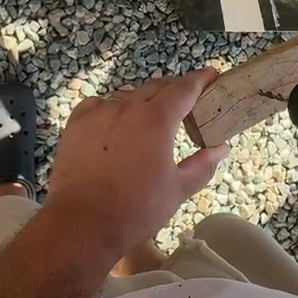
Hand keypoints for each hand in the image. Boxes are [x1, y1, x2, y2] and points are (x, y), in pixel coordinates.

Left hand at [44, 69, 230, 266]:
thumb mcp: (178, 189)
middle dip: (175, 88)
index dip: (200, 79)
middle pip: (156, 87)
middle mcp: (127, 107)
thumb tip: (222, 147)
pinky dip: (113, 108)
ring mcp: (98, 113)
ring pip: (127, 96)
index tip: (212, 74)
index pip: (184, 89)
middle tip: (187, 98)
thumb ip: (203, 164)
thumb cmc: (137, 209)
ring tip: (151, 113)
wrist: (83, 223)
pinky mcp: (76, 124)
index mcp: (157, 119)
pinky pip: (99, 104)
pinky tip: (115, 121)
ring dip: (144, 99)